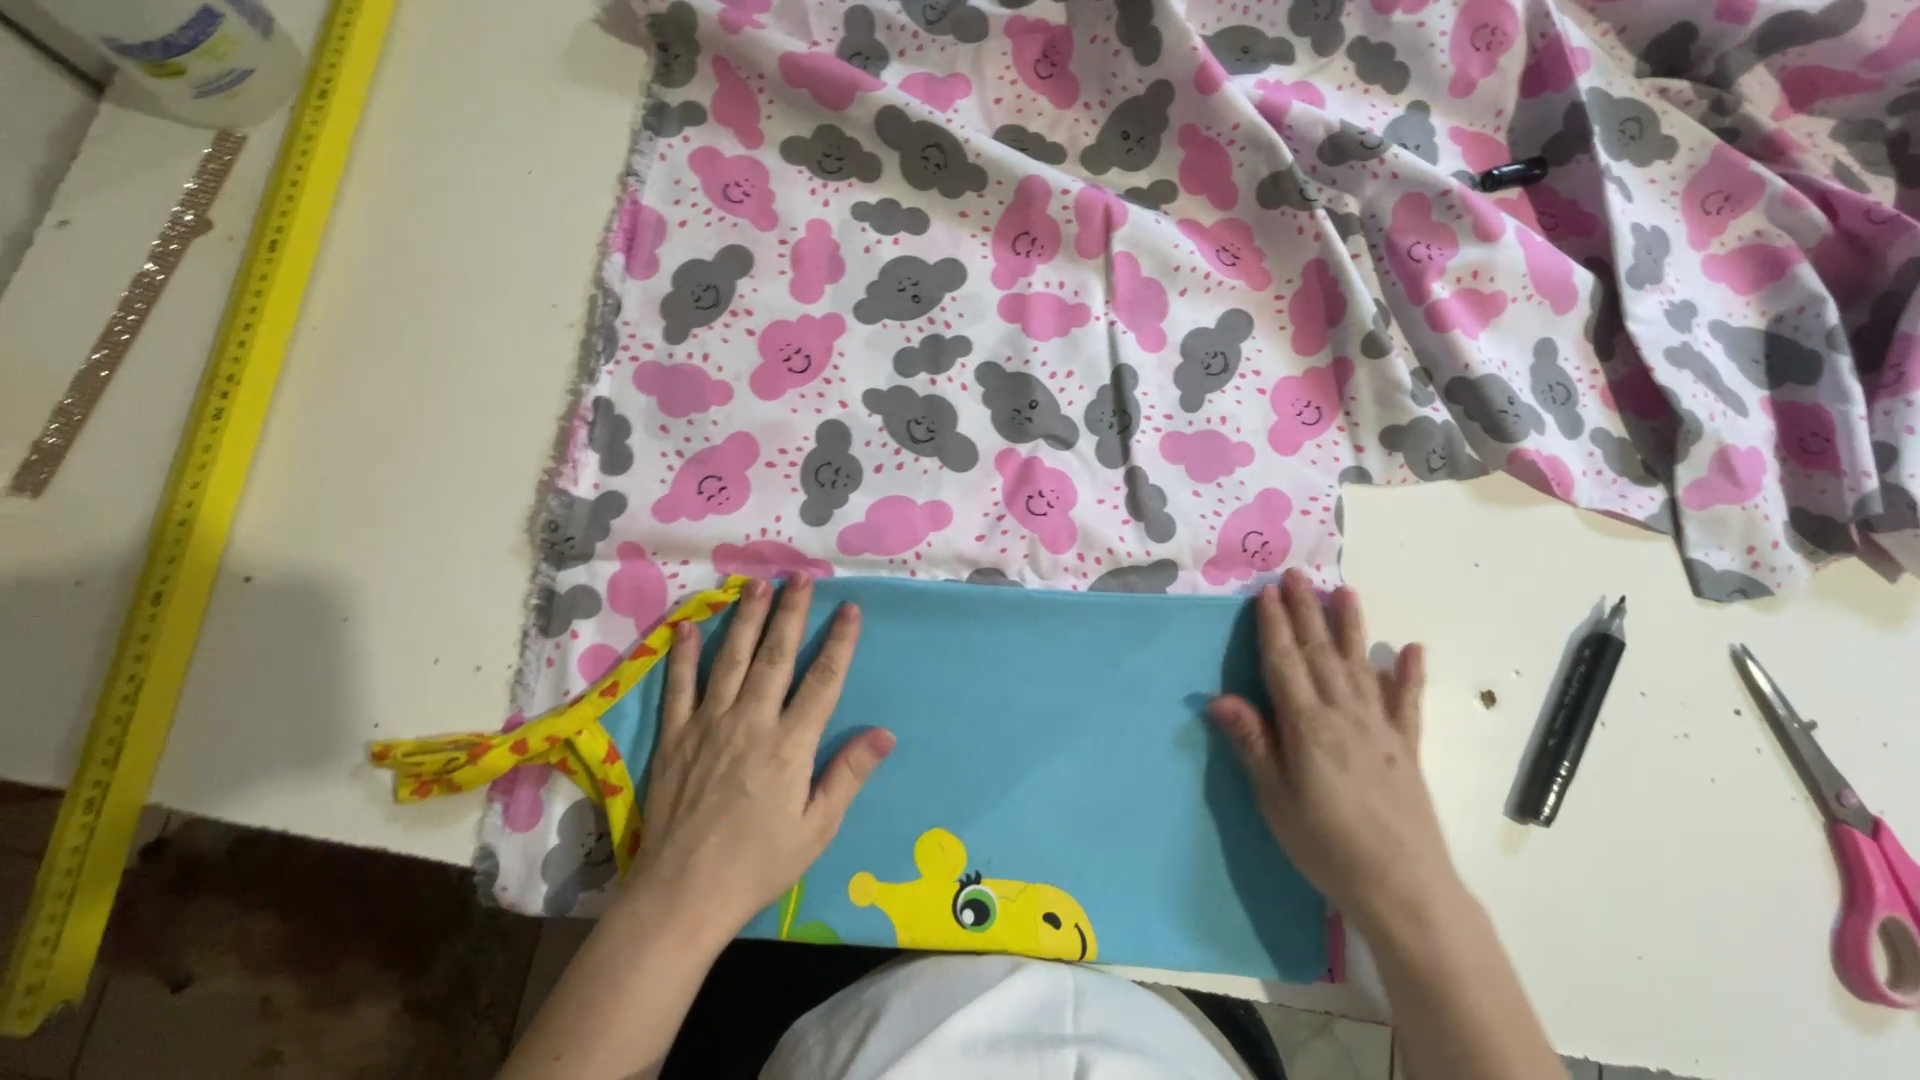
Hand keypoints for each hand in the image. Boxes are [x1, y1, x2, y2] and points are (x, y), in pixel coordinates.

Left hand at [622, 574, 894, 936]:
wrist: (683, 893)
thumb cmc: (759, 864)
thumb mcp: (817, 828)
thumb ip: (848, 775)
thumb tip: (884, 733)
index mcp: (790, 745)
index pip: (822, 680)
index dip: (839, 642)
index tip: (849, 608)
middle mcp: (750, 723)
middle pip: (774, 656)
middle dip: (790, 612)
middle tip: (800, 576)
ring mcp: (707, 725)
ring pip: (730, 660)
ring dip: (745, 618)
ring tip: (756, 584)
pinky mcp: (674, 737)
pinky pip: (679, 687)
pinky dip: (684, 655)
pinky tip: (690, 627)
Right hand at [1209, 569, 1460, 936]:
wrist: (1402, 886)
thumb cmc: (1325, 846)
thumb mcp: (1275, 800)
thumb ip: (1253, 744)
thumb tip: (1219, 697)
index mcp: (1308, 727)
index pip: (1284, 665)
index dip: (1273, 627)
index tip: (1266, 593)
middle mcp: (1345, 715)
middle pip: (1321, 654)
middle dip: (1306, 612)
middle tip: (1297, 574)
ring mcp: (1381, 729)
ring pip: (1362, 666)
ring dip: (1351, 627)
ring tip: (1345, 591)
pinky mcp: (1407, 748)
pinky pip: (1408, 703)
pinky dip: (1409, 674)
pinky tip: (1411, 650)